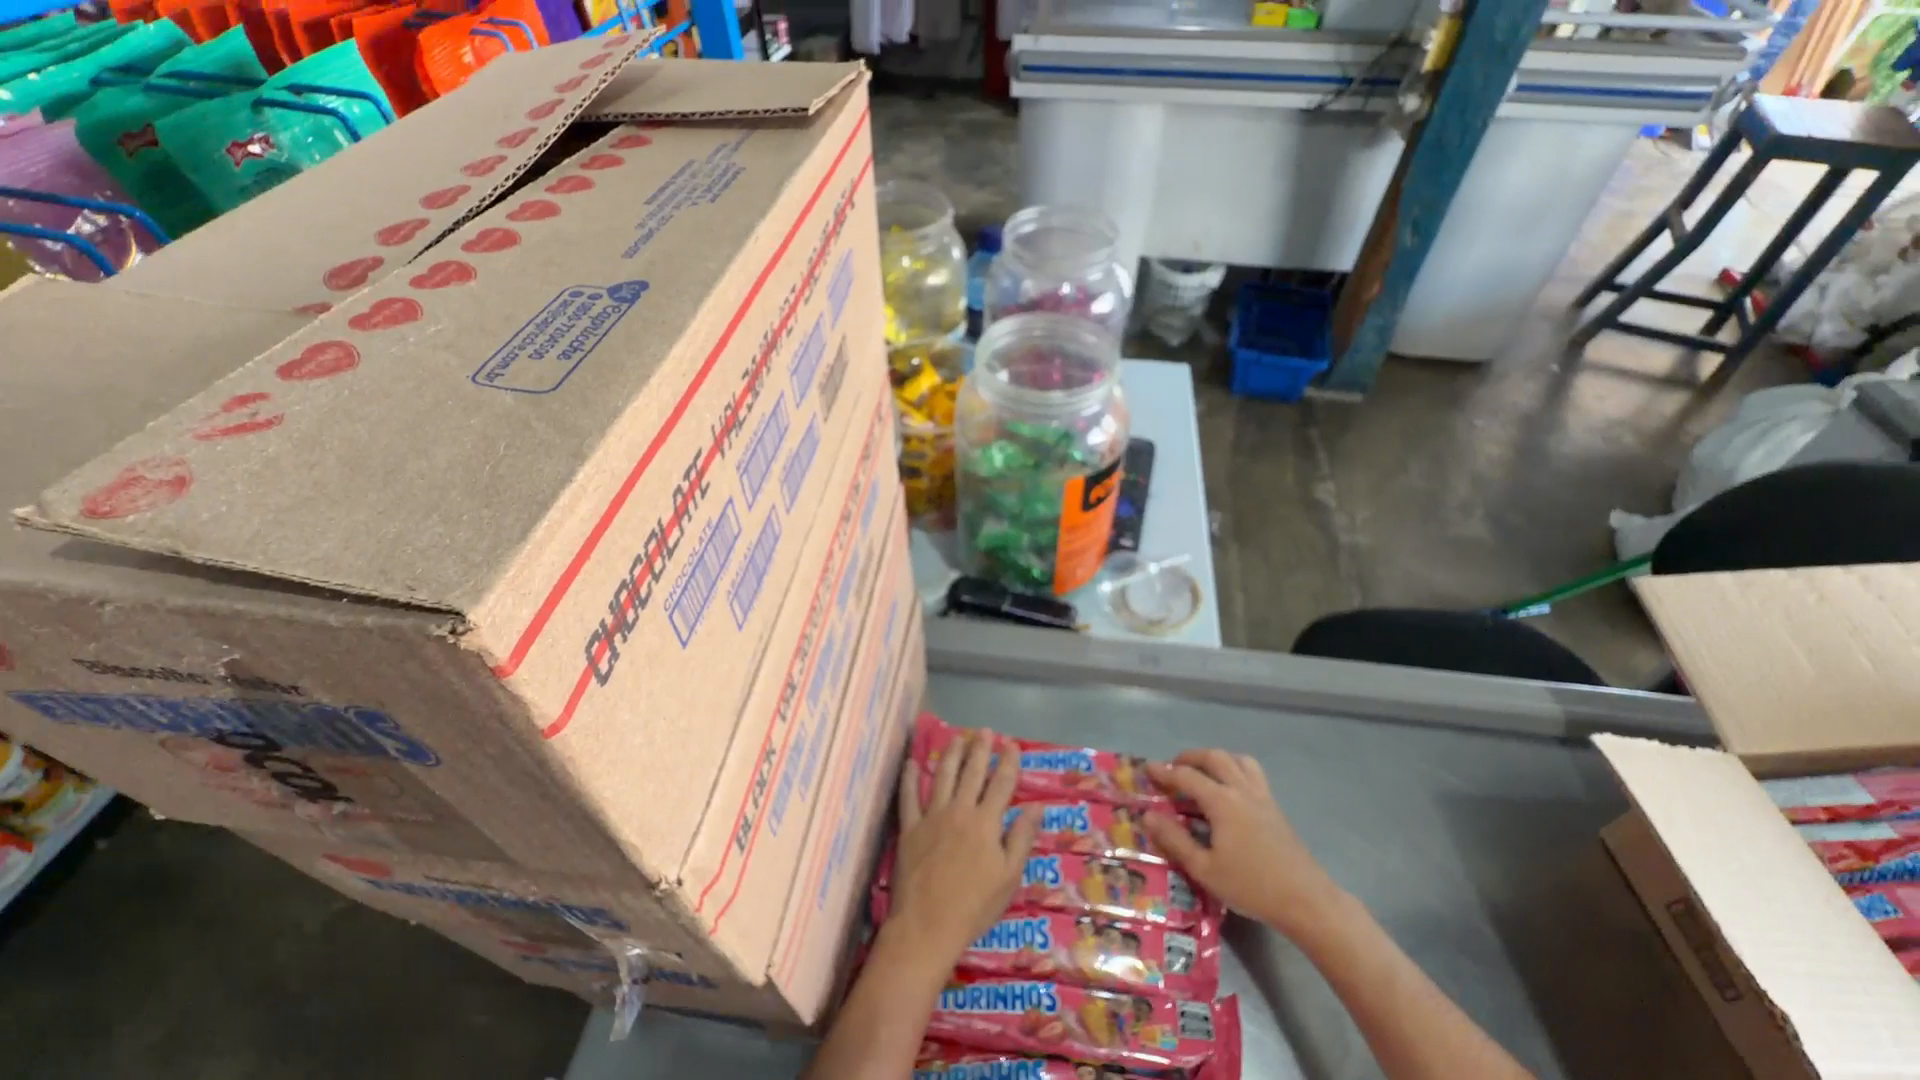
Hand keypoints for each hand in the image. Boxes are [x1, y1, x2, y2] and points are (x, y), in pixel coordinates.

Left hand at [885, 730, 1041, 965]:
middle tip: (985, 732)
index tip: (1012, 745)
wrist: (928, 924)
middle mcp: (959, 811)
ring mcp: (931, 817)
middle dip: (980, 750)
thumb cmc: (974, 906)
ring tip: (957, 738)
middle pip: (971, 773)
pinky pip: (908, 797)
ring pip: (942, 777)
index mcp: (986, 823)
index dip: (1008, 762)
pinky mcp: (909, 829)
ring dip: (951, 755)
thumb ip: (1022, 838)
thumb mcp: (1009, 876)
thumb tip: (1037, 806)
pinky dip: (910, 778)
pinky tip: (912, 763)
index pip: (1001, 784)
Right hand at [1140, 749, 1346, 938]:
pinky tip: (1229, 791)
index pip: (1187, 777)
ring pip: (1239, 760)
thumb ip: (1175, 839)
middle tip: (1172, 768)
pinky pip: (1253, 774)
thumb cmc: (1250, 886)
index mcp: (1222, 802)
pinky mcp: (1275, 808)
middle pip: (1215, 758)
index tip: (1146, 769)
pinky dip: (1235, 769)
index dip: (1164, 772)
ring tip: (1202, 772)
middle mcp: (1242, 790)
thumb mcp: (1204, 869)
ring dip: (1217, 759)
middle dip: (1190, 758)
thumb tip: (1148, 815)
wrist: (1305, 899)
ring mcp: (1263, 797)